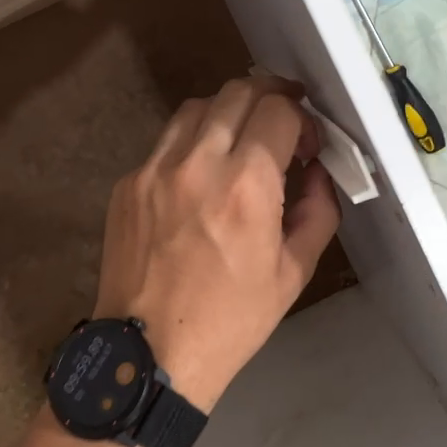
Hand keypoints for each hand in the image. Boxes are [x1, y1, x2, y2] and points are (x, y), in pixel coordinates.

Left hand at [94, 76, 341, 409]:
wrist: (149, 355)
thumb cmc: (230, 321)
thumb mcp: (293, 272)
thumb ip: (317, 211)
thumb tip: (319, 171)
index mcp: (246, 185)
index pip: (279, 110)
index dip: (302, 118)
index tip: (307, 144)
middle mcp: (198, 163)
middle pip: (237, 92)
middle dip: (269, 97)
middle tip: (281, 122)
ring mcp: (155, 168)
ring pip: (197, 107)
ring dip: (228, 112)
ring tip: (241, 140)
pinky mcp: (128, 181)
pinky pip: (165, 141)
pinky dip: (192, 142)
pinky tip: (201, 173)